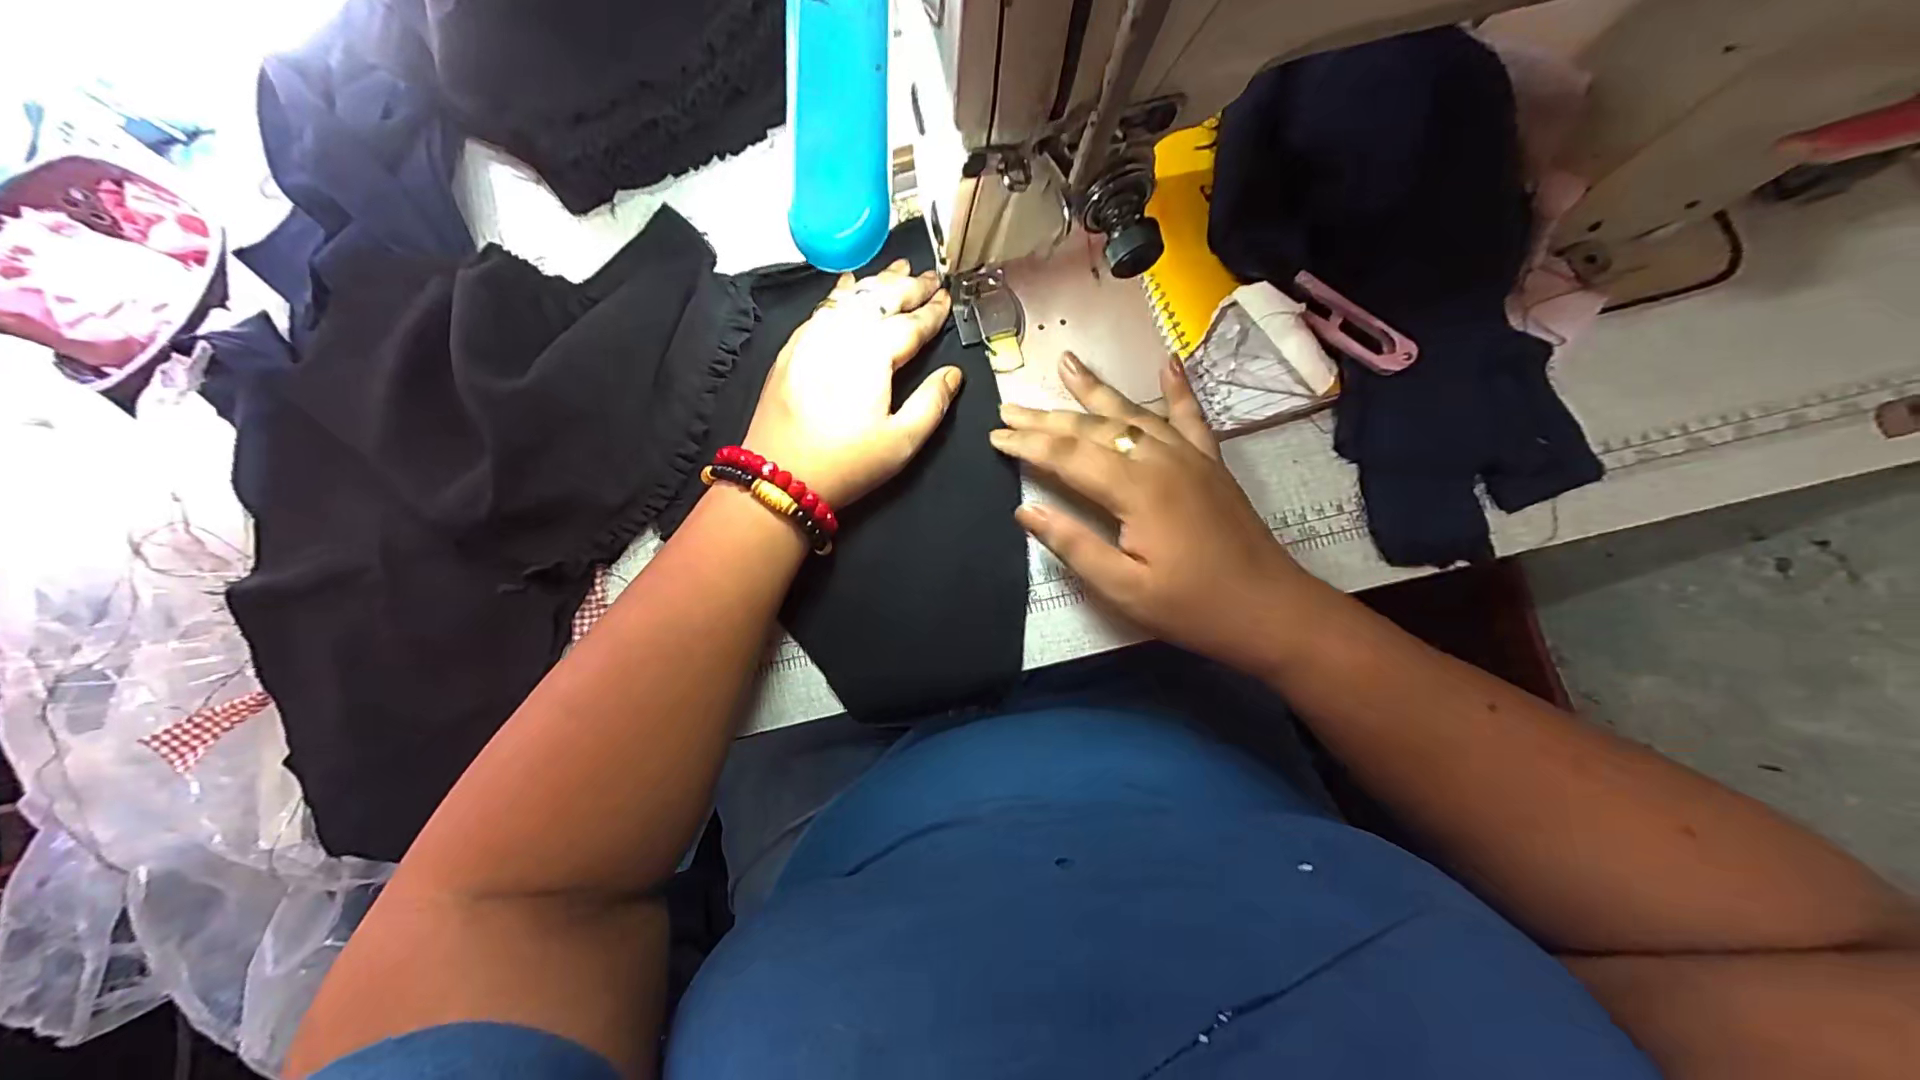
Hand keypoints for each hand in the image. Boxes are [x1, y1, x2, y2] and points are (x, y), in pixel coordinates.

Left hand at [742, 259, 958, 505]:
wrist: (779, 477)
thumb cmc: (846, 464)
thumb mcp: (902, 443)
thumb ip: (932, 403)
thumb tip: (953, 374)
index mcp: (872, 356)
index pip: (910, 324)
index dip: (932, 311)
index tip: (948, 298)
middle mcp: (842, 336)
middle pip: (879, 300)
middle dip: (908, 286)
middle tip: (931, 276)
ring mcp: (813, 339)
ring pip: (850, 298)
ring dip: (877, 282)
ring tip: (898, 270)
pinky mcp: (793, 350)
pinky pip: (821, 309)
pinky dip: (840, 293)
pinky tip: (849, 284)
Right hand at [990, 351, 1330, 673]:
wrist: (1271, 610)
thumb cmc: (1192, 607)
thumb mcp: (1124, 588)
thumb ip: (1073, 545)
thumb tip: (1026, 510)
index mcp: (1136, 490)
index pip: (1068, 456)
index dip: (1028, 444)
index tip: (994, 435)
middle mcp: (1160, 460)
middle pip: (1094, 428)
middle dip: (1048, 416)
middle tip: (1010, 406)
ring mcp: (1190, 456)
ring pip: (1133, 413)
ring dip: (1096, 390)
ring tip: (1066, 363)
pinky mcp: (1211, 463)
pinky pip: (1190, 416)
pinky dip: (1176, 388)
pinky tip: (1168, 362)